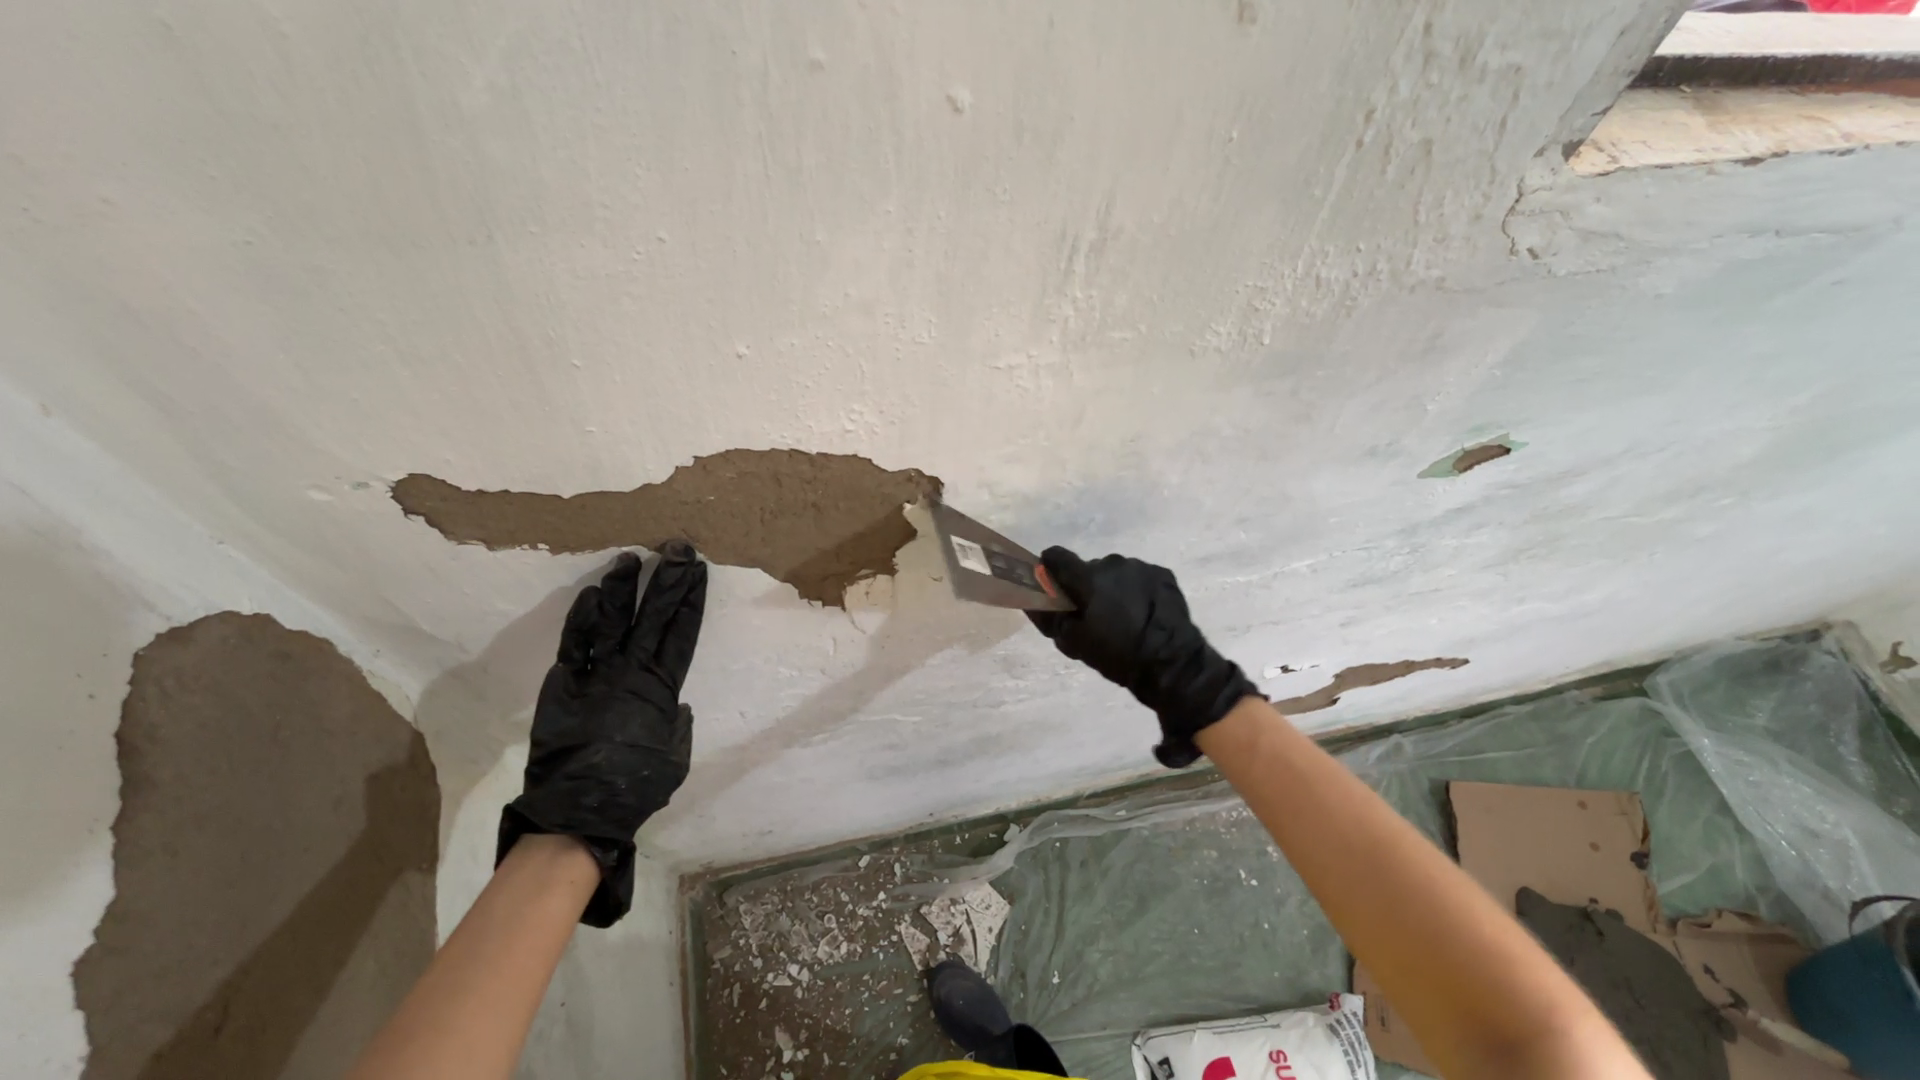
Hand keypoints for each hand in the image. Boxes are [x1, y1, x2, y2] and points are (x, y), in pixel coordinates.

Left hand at [497, 543, 706, 926]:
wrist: (581, 810)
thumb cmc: (635, 788)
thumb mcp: (674, 755)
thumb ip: (677, 725)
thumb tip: (676, 707)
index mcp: (663, 691)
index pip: (683, 634)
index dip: (691, 601)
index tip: (699, 572)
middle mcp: (633, 674)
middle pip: (655, 618)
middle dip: (668, 581)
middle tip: (677, 549)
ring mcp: (598, 676)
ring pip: (615, 621)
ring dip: (625, 589)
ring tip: (632, 558)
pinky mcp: (564, 684)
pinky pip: (575, 643)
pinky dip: (584, 617)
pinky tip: (594, 593)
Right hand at [1027, 547, 1256, 767]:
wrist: (1171, 664)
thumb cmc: (1117, 655)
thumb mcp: (1073, 643)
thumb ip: (1048, 617)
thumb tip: (1031, 600)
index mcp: (1087, 577)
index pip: (1056, 556)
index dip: (1050, 568)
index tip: (1052, 584)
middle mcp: (1112, 563)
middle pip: (1088, 568)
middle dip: (1087, 586)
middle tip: (1094, 614)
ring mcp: (1141, 567)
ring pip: (1116, 573)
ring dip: (1114, 588)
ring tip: (1124, 617)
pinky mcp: (1163, 573)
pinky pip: (1140, 578)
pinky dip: (1137, 591)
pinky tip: (1144, 614)